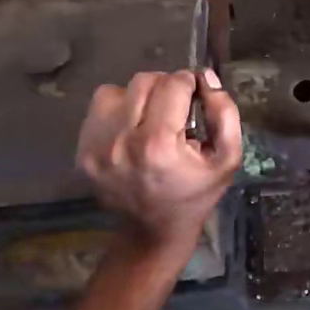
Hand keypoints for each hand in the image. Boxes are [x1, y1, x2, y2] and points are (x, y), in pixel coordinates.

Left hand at [76, 69, 242, 260]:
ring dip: (139, 96)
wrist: (153, 231)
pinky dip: (118, 109)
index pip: (174, 83)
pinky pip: (99, 106)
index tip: (196, 98)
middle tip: (176, 109)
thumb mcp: (227, 159)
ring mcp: (96, 147)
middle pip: (145, 81)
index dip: (190, 84)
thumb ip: (225, 114)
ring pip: (119, 89)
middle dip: (166, 87)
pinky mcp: (82, 151)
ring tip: (151, 118)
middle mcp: (121, 142)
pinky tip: (131, 128)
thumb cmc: (196, 194)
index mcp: (159, 144)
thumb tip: (205, 77)